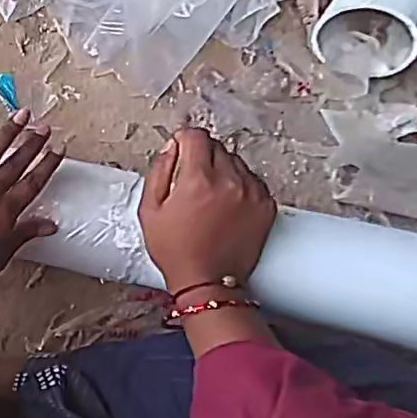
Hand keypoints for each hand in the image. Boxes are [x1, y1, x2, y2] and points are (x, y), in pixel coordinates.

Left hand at [0, 110, 64, 305]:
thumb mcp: (3, 253)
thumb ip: (26, 233)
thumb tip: (51, 225)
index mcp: (7, 212)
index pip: (33, 182)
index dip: (48, 165)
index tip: (58, 149)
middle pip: (16, 163)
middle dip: (32, 144)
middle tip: (44, 128)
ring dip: (8, 132)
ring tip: (22, 115)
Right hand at [140, 127, 275, 293]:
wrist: (207, 281)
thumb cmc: (175, 250)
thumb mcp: (149, 211)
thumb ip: (158, 172)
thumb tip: (171, 148)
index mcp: (197, 179)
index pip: (196, 136)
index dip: (183, 139)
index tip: (180, 148)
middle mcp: (229, 180)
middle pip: (216, 147)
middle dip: (201, 157)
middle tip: (189, 181)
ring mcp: (252, 192)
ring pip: (235, 162)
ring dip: (221, 171)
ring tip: (208, 198)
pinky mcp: (266, 204)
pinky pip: (252, 181)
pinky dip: (238, 186)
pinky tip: (224, 207)